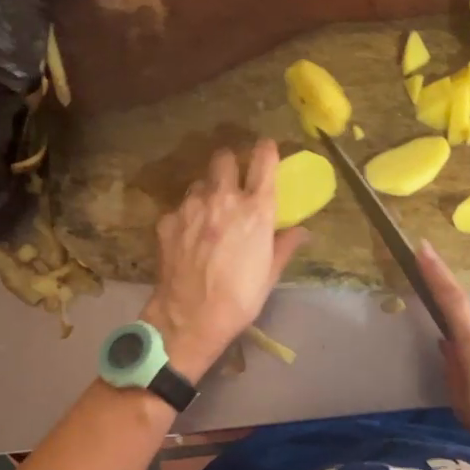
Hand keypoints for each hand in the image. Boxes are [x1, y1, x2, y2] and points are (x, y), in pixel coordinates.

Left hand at [142, 139, 306, 376]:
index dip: (266, 150)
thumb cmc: (240, 299)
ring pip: (199, 183)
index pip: (264, 159)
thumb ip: (284, 246)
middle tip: (232, 181)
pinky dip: (185, 218)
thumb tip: (302, 231)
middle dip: (229, 164)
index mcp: (255, 209)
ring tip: (208, 214)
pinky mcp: (167, 222)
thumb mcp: (269, 274)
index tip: (266, 150)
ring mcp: (190, 207)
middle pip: (223, 158)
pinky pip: (179, 209)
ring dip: (206, 192)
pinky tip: (188, 239)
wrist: (191, 319)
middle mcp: (222, 198)